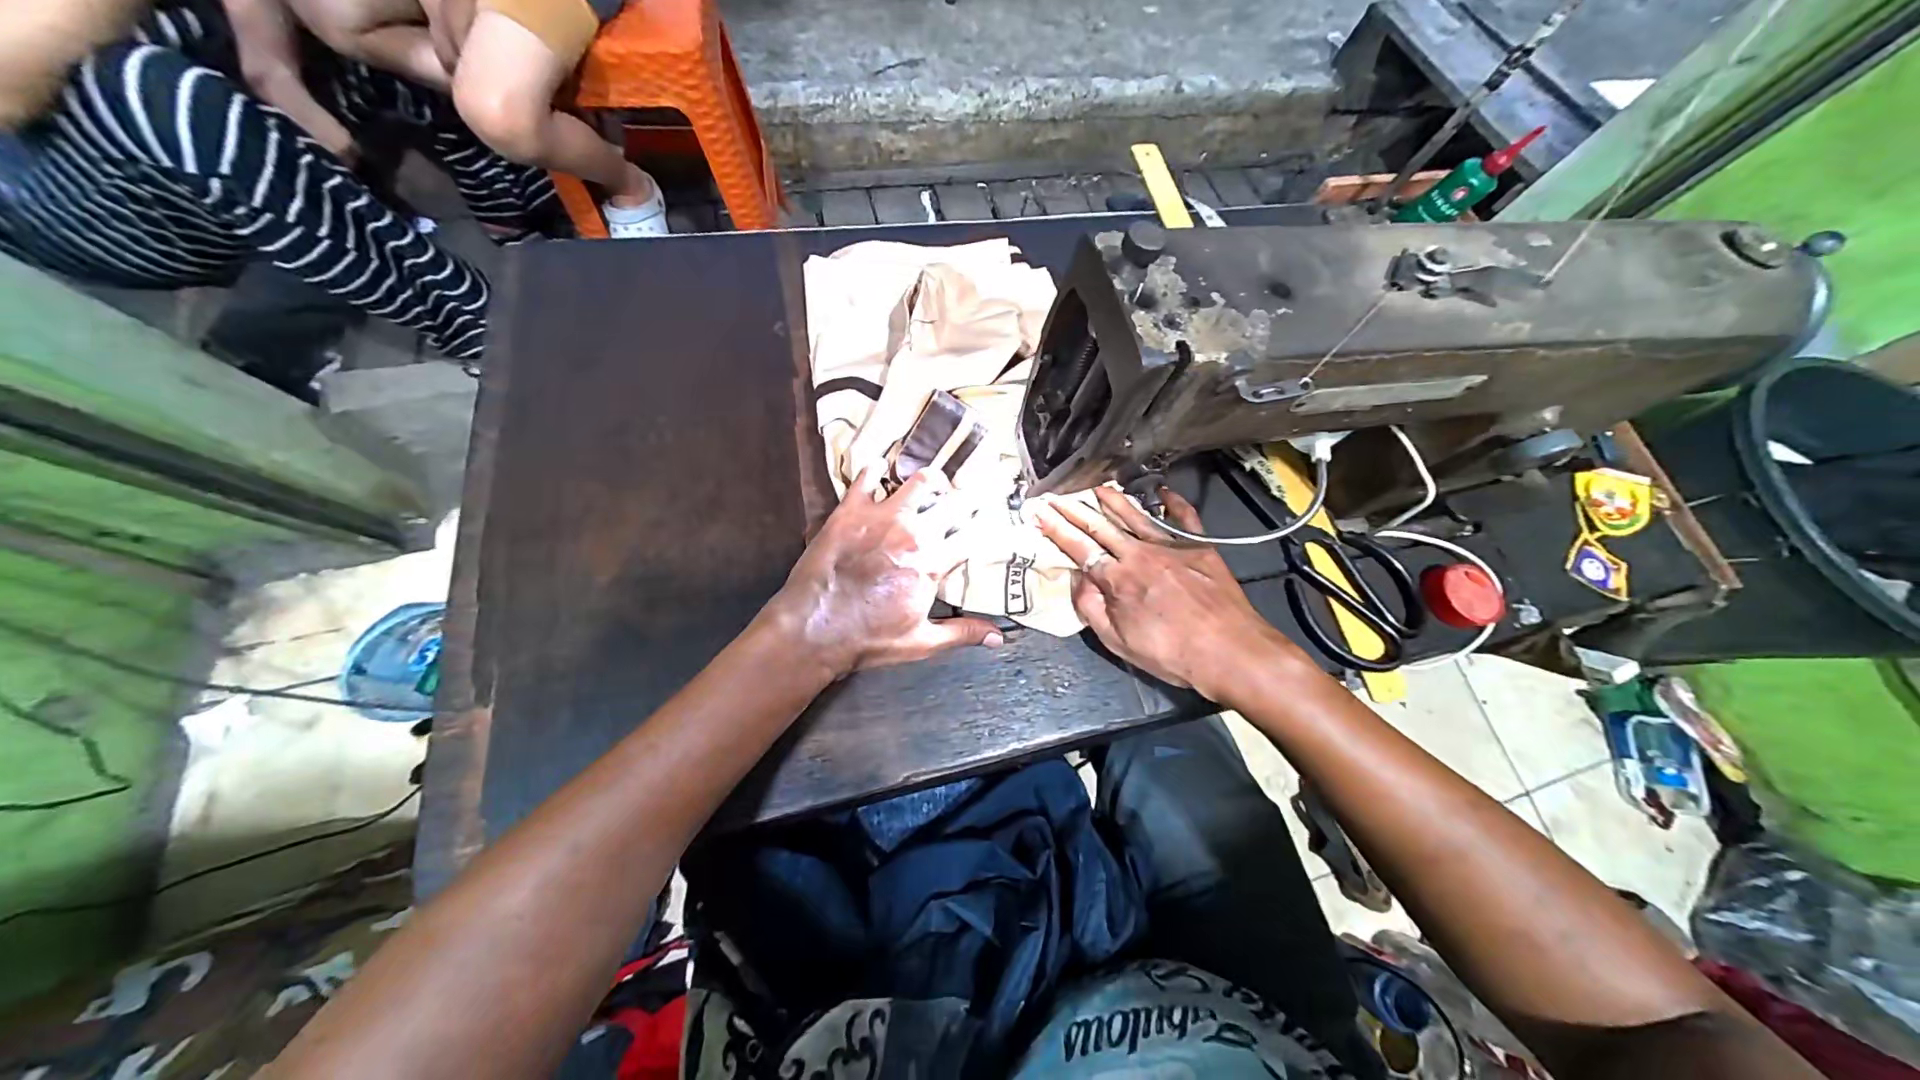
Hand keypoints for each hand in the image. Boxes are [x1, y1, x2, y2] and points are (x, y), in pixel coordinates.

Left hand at [770, 467, 1003, 677]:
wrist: (814, 628)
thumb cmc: (868, 639)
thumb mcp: (921, 642)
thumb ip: (961, 633)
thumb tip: (999, 637)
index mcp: (933, 564)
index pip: (972, 537)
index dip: (985, 529)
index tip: (990, 525)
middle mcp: (914, 533)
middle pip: (953, 504)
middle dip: (966, 499)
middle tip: (969, 497)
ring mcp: (882, 517)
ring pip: (918, 482)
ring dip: (930, 480)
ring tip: (933, 480)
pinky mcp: (850, 510)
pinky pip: (867, 477)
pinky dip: (876, 470)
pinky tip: (880, 467)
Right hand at [1036, 486, 1308, 698]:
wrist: (1230, 651)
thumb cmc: (1172, 654)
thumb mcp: (1118, 642)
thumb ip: (1092, 608)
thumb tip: (1078, 579)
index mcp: (1117, 579)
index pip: (1079, 548)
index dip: (1057, 529)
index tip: (1041, 513)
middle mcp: (1140, 555)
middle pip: (1101, 526)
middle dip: (1075, 509)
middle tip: (1057, 495)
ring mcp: (1172, 547)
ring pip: (1136, 516)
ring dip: (1114, 500)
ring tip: (1097, 487)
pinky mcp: (1200, 547)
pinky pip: (1184, 518)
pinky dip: (1172, 503)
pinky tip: (1163, 491)